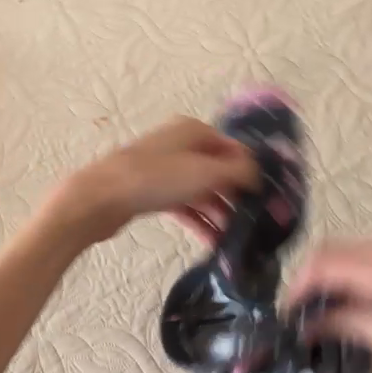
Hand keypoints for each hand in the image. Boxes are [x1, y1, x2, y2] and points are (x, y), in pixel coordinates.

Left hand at [44, 117, 258, 245]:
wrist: (100, 199)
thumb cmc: (155, 179)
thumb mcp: (205, 172)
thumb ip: (239, 172)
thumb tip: (260, 175)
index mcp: (194, 130)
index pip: (235, 148)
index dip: (254, 171)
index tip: (271, 198)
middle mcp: (180, 145)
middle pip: (219, 170)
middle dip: (238, 195)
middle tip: (258, 222)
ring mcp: (164, 169)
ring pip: (203, 190)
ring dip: (221, 212)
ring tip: (238, 237)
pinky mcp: (152, 192)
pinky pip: (185, 205)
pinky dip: (200, 220)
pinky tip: (214, 242)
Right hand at [287, 233, 371, 372]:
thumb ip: (344, 323)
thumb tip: (307, 324)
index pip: (324, 261)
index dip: (298, 285)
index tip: (287, 313)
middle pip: (336, 249)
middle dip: (313, 279)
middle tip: (301, 312)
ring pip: (356, 249)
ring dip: (336, 274)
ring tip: (326, 309)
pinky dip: (360, 272)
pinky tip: (356, 298)